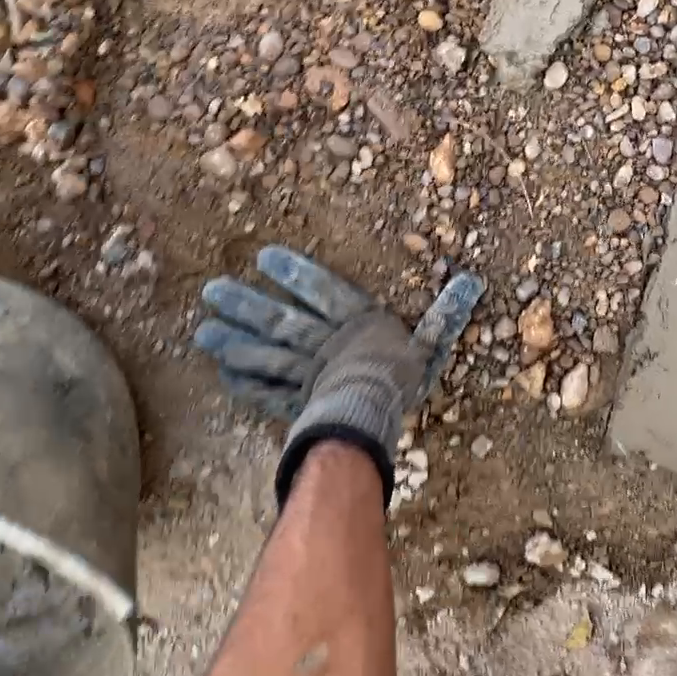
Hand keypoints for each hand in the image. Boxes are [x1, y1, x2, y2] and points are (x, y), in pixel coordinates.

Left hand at [193, 246, 482, 505]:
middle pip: (282, 321)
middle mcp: (325, 343)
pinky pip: (266, 391)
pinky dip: (246, 383)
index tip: (264, 258)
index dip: (297, 275)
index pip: (324, 292)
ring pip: (266, 353)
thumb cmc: (404, 380)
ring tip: (204, 331)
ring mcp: (307, 374)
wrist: (371, 417)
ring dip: (236, 342)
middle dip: (247, 306)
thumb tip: (473, 282)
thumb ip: (445, 316)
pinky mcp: (298, 402)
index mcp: (357, 324)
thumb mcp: (432, 345)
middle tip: (212, 291)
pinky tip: (224, 374)